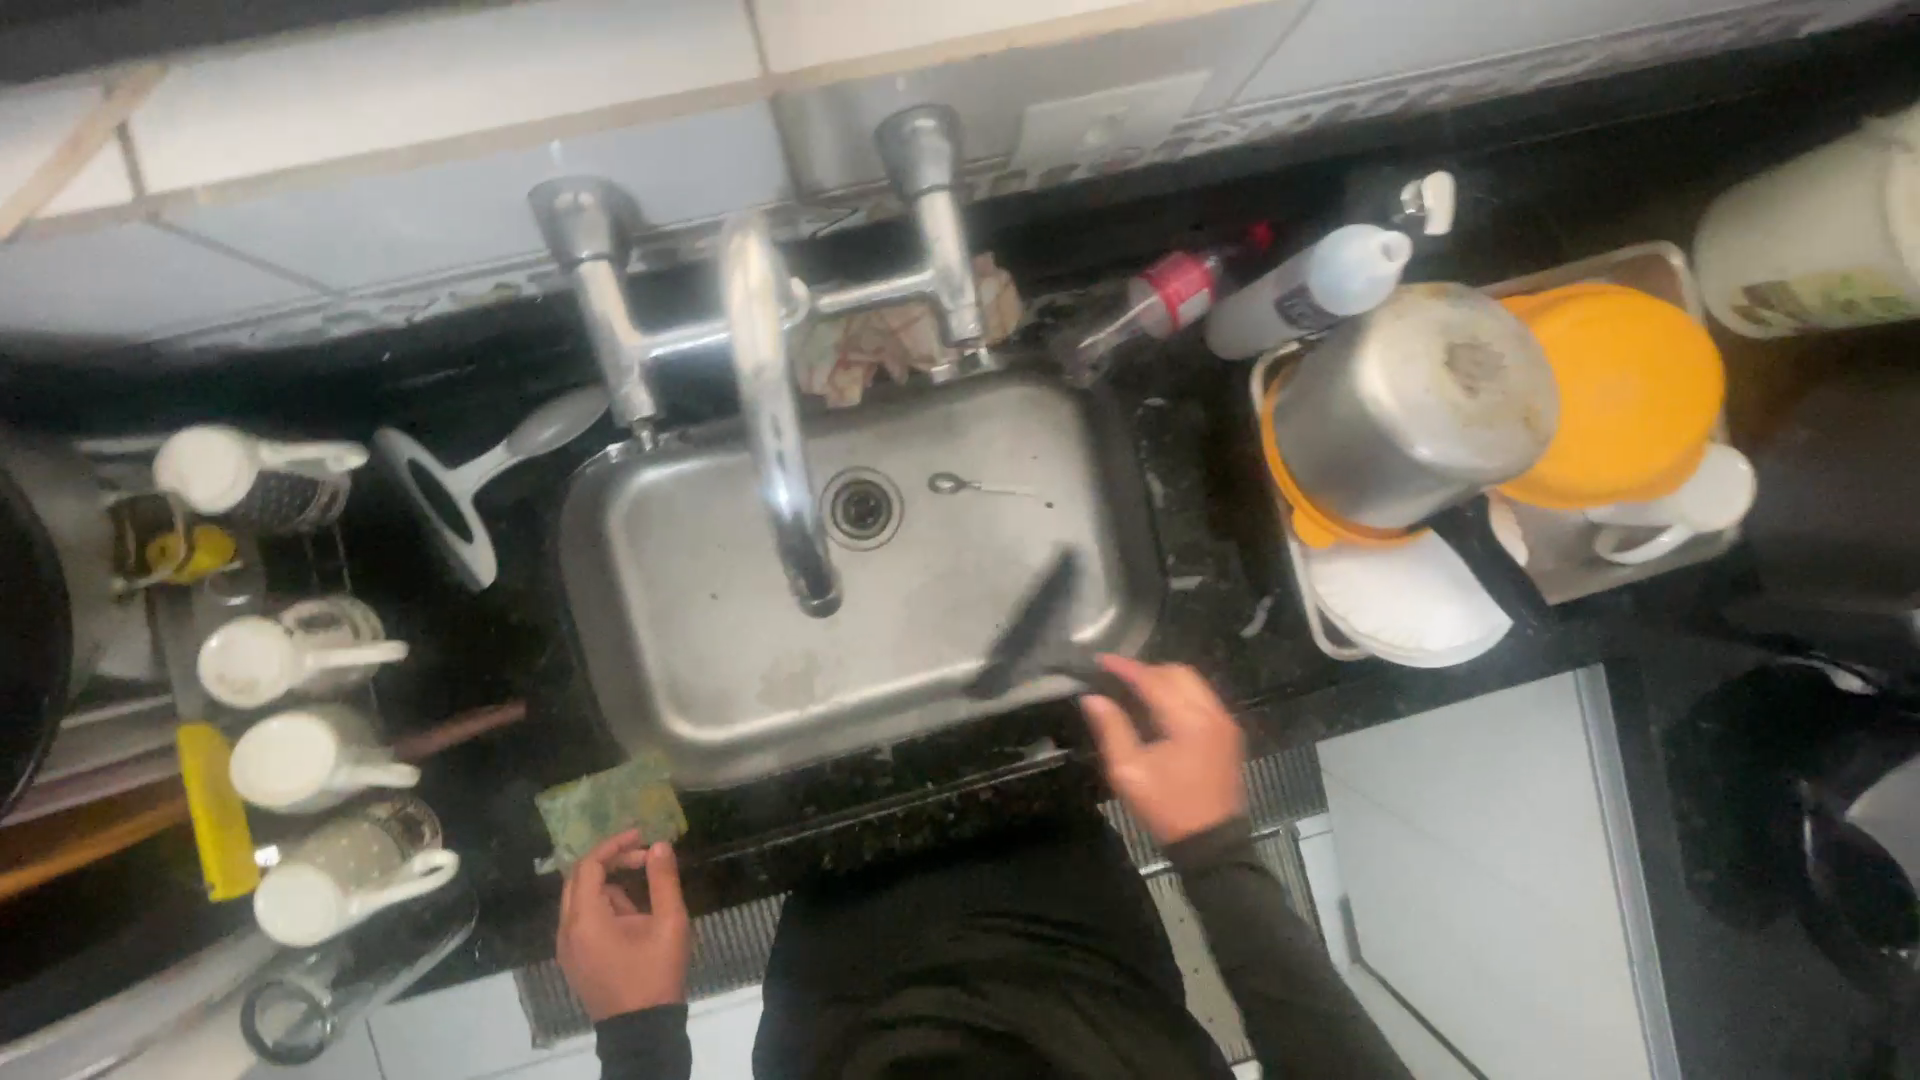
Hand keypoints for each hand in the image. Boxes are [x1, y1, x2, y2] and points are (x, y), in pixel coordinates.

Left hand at [556, 831, 691, 1020]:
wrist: (642, 1029)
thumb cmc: (656, 973)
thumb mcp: (669, 923)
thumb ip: (663, 880)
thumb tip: (659, 845)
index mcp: (585, 920)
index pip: (588, 866)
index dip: (614, 845)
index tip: (642, 836)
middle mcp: (567, 931)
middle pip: (578, 879)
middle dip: (610, 861)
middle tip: (644, 856)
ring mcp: (567, 949)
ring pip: (581, 900)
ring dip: (610, 887)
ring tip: (647, 901)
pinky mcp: (575, 960)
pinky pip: (583, 921)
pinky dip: (605, 908)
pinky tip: (635, 921)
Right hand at [1080, 656, 1245, 845]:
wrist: (1212, 842)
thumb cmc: (1167, 808)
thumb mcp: (1129, 772)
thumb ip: (1111, 728)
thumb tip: (1092, 697)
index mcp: (1188, 721)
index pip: (1153, 680)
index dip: (1125, 667)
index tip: (1099, 660)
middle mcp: (1212, 713)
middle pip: (1178, 672)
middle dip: (1146, 669)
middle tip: (1117, 677)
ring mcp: (1225, 722)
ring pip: (1193, 681)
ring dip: (1164, 679)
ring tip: (1134, 688)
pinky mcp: (1229, 733)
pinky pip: (1202, 697)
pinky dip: (1179, 692)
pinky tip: (1159, 706)